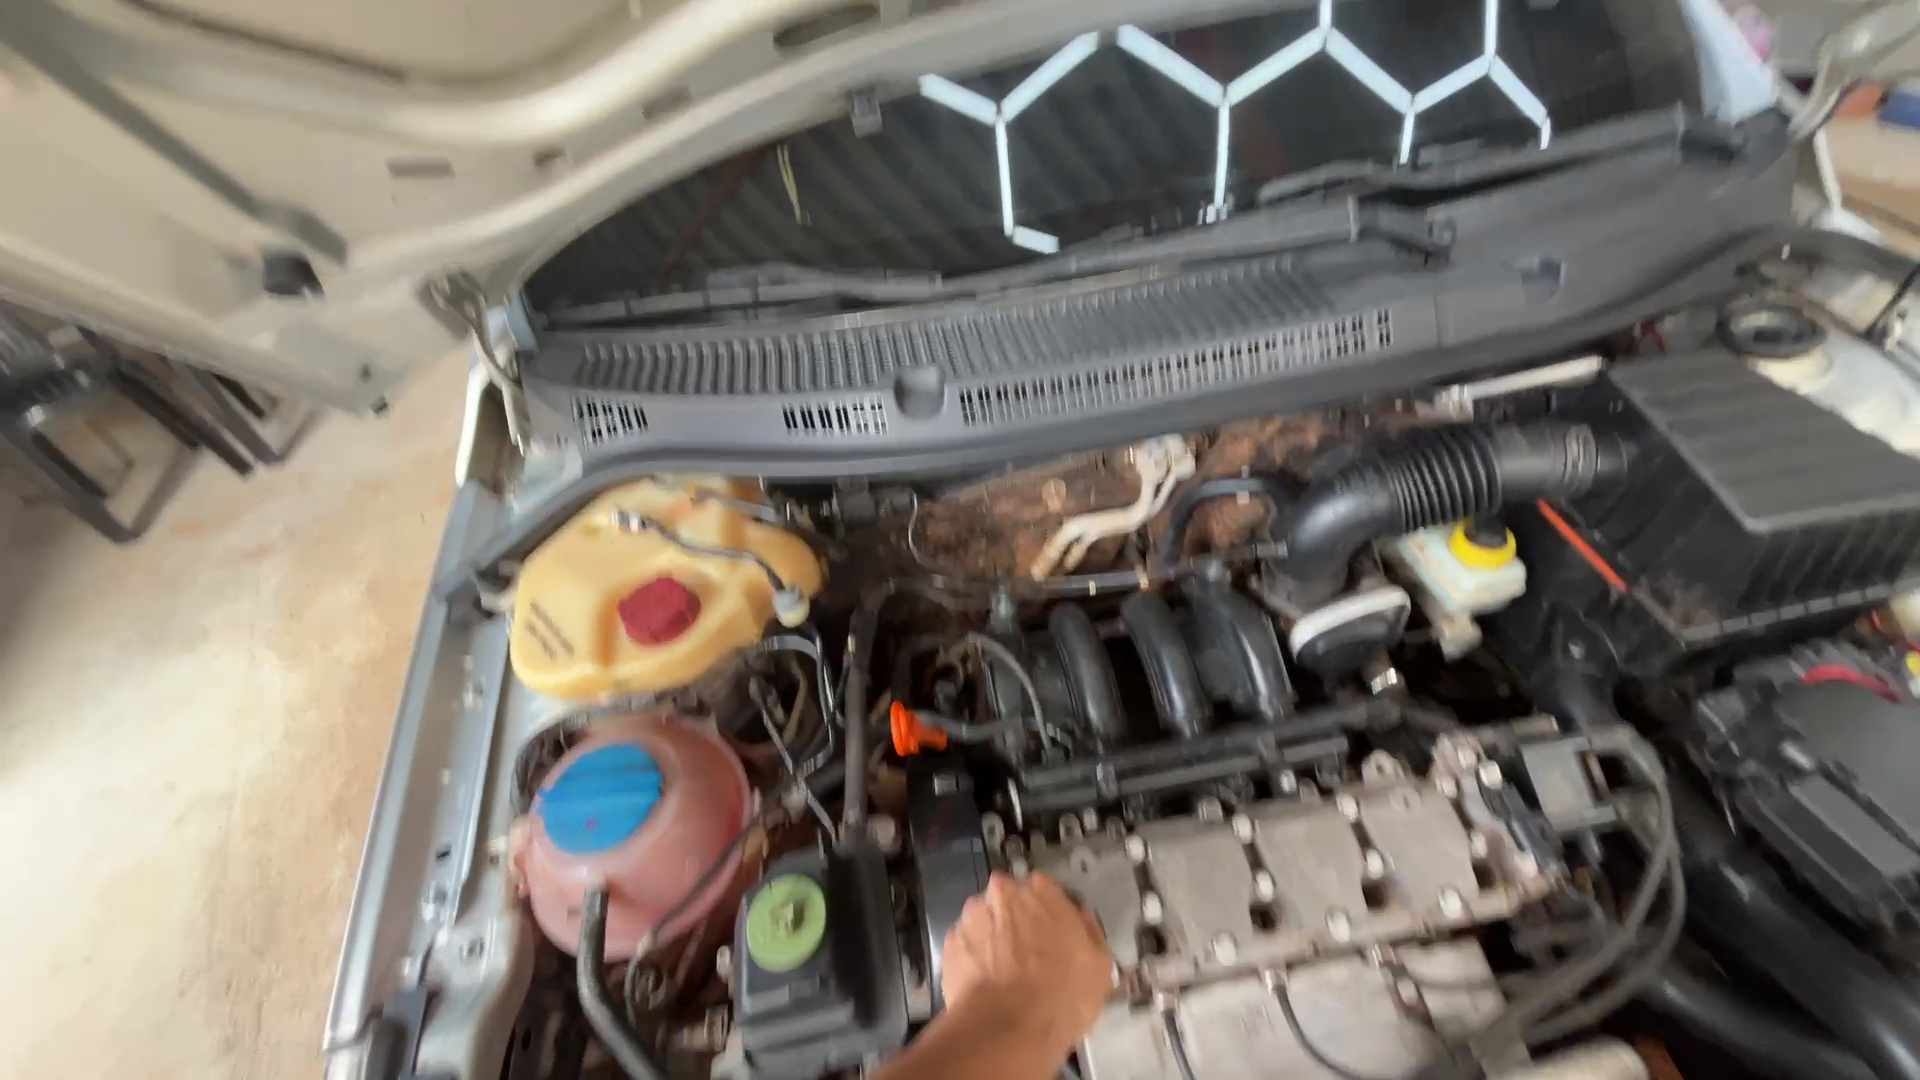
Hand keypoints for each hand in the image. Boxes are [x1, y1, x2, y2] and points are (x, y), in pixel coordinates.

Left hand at [941, 872, 1111, 1051]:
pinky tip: (985, 983)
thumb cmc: (1061, 995)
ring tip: (1003, 974)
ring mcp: (973, 914)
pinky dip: (973, 958)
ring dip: (993, 937)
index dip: (1049, 916)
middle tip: (1027, 956)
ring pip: (985, 919)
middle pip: (1012, 901)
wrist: (1008, 1028)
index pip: (1046, 891)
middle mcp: (1004, 891)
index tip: (1052, 938)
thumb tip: (1080, 918)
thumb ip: (1088, 931)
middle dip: (1017, 922)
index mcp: (1042, 889)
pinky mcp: (951, 940)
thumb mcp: (1098, 965)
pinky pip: (966, 944)